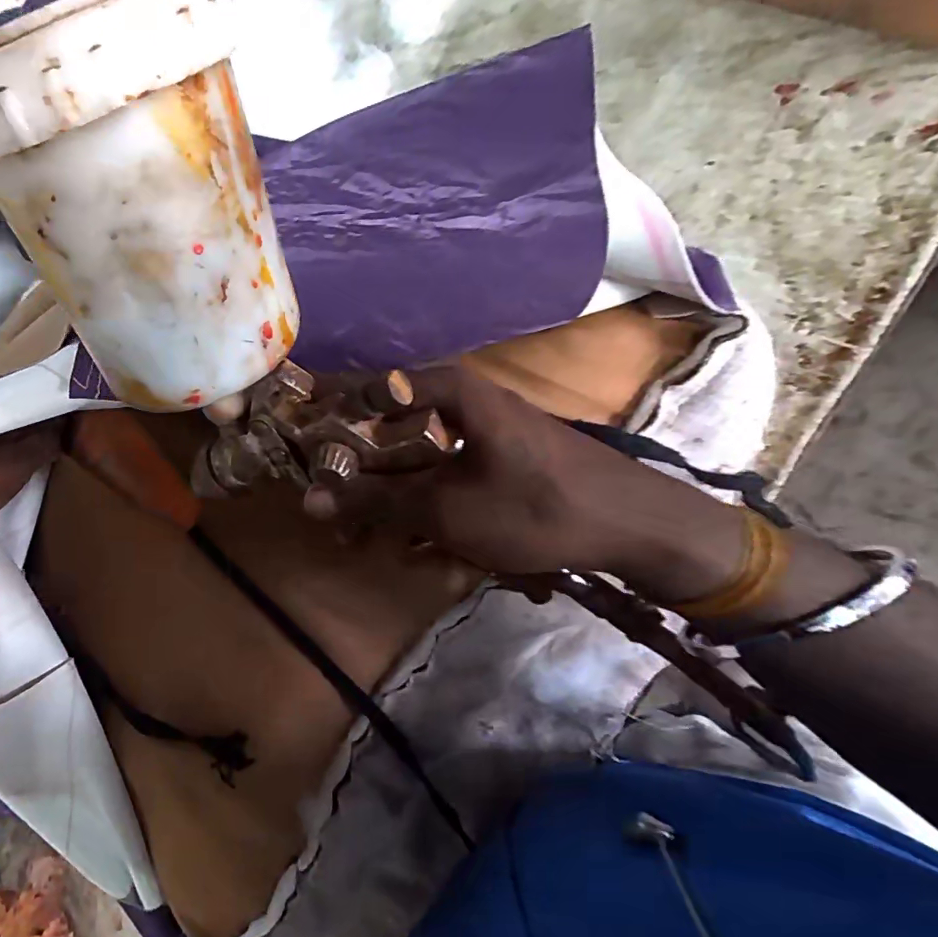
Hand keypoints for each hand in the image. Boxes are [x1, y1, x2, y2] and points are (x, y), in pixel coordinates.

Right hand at [302, 367, 742, 599]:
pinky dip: (432, 506)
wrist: (633, 525)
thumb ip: (375, 502)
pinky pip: (449, 474)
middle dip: (362, 478)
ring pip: (418, 459)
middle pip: (389, 429)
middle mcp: (464, 400)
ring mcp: (485, 429)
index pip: (364, 390)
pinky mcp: (501, 457)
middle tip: (342, 519)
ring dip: (397, 501)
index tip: (304, 455)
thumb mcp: (445, 509)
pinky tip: (430, 546)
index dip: (328, 420)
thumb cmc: (534, 505)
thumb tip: (310, 500)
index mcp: (449, 391)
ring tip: (385, 543)